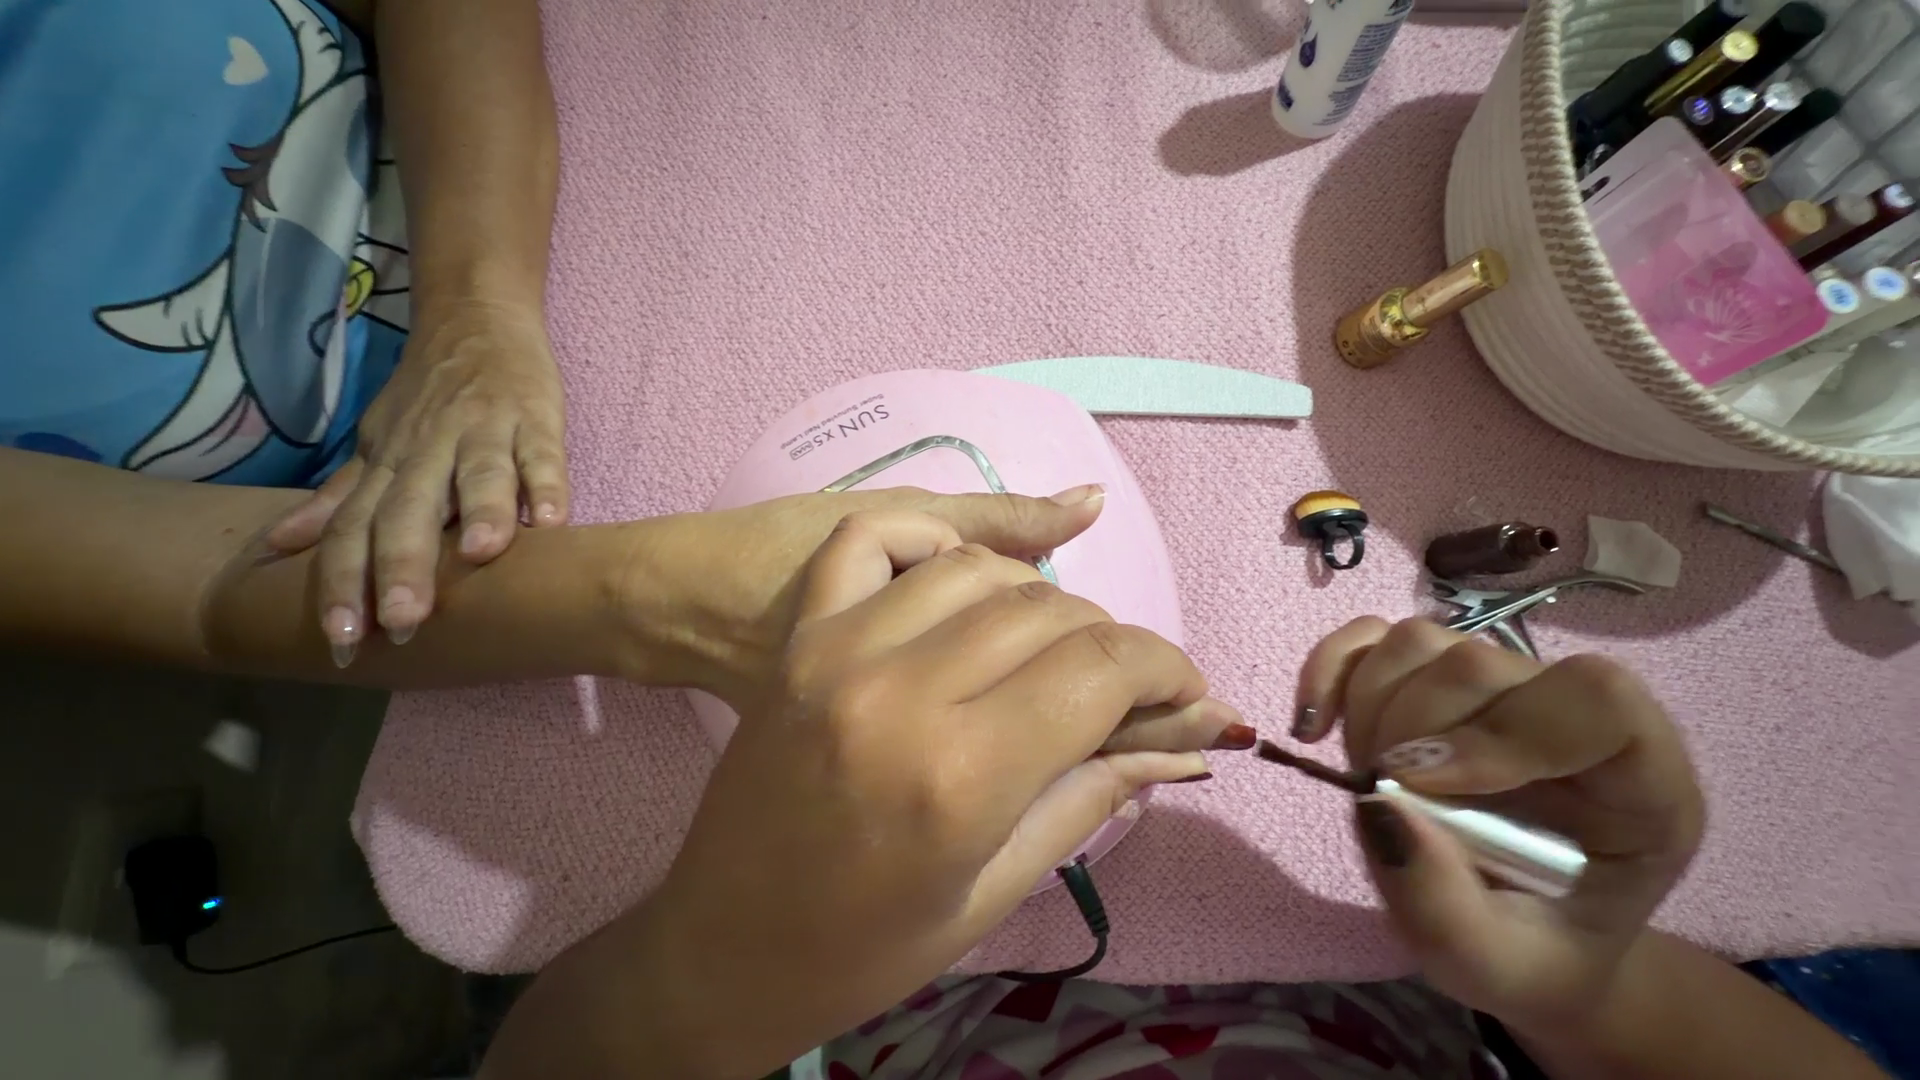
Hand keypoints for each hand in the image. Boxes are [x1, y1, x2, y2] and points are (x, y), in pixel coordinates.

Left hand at [266, 301, 568, 664]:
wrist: (475, 319)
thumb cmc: (431, 394)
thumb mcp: (379, 443)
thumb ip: (343, 496)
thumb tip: (281, 547)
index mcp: (390, 463)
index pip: (355, 527)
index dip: (343, 582)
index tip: (341, 640)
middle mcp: (428, 449)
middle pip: (410, 509)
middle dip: (404, 563)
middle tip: (404, 621)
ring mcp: (483, 429)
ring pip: (477, 474)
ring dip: (480, 512)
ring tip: (481, 556)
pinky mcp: (534, 417)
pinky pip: (541, 452)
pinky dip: (547, 482)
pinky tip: (554, 519)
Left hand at [500, 510, 1245, 1079]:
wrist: (724, 943)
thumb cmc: (867, 945)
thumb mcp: (996, 888)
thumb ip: (1095, 792)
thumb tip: (1192, 739)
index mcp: (962, 773)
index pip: (1103, 667)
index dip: (1165, 667)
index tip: (1185, 691)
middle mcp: (903, 690)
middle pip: (1049, 611)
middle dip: (1108, 639)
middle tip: (1117, 686)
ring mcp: (840, 648)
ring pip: (976, 566)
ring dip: (1032, 595)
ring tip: (1040, 646)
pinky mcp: (800, 634)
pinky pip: (876, 540)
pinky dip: (931, 544)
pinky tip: (958, 581)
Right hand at [1294, 618, 1704, 1030]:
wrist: (1510, 933)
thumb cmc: (1523, 952)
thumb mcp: (1489, 967)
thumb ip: (1442, 904)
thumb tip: (1379, 804)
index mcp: (1635, 781)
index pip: (1596, 699)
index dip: (1500, 732)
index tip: (1423, 788)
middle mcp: (1566, 713)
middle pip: (1477, 663)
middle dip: (1408, 731)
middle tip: (1389, 796)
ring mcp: (1491, 685)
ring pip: (1416, 643)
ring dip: (1368, 709)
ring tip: (1372, 774)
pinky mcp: (1428, 677)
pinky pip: (1368, 639)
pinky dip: (1328, 672)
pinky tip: (1314, 727)